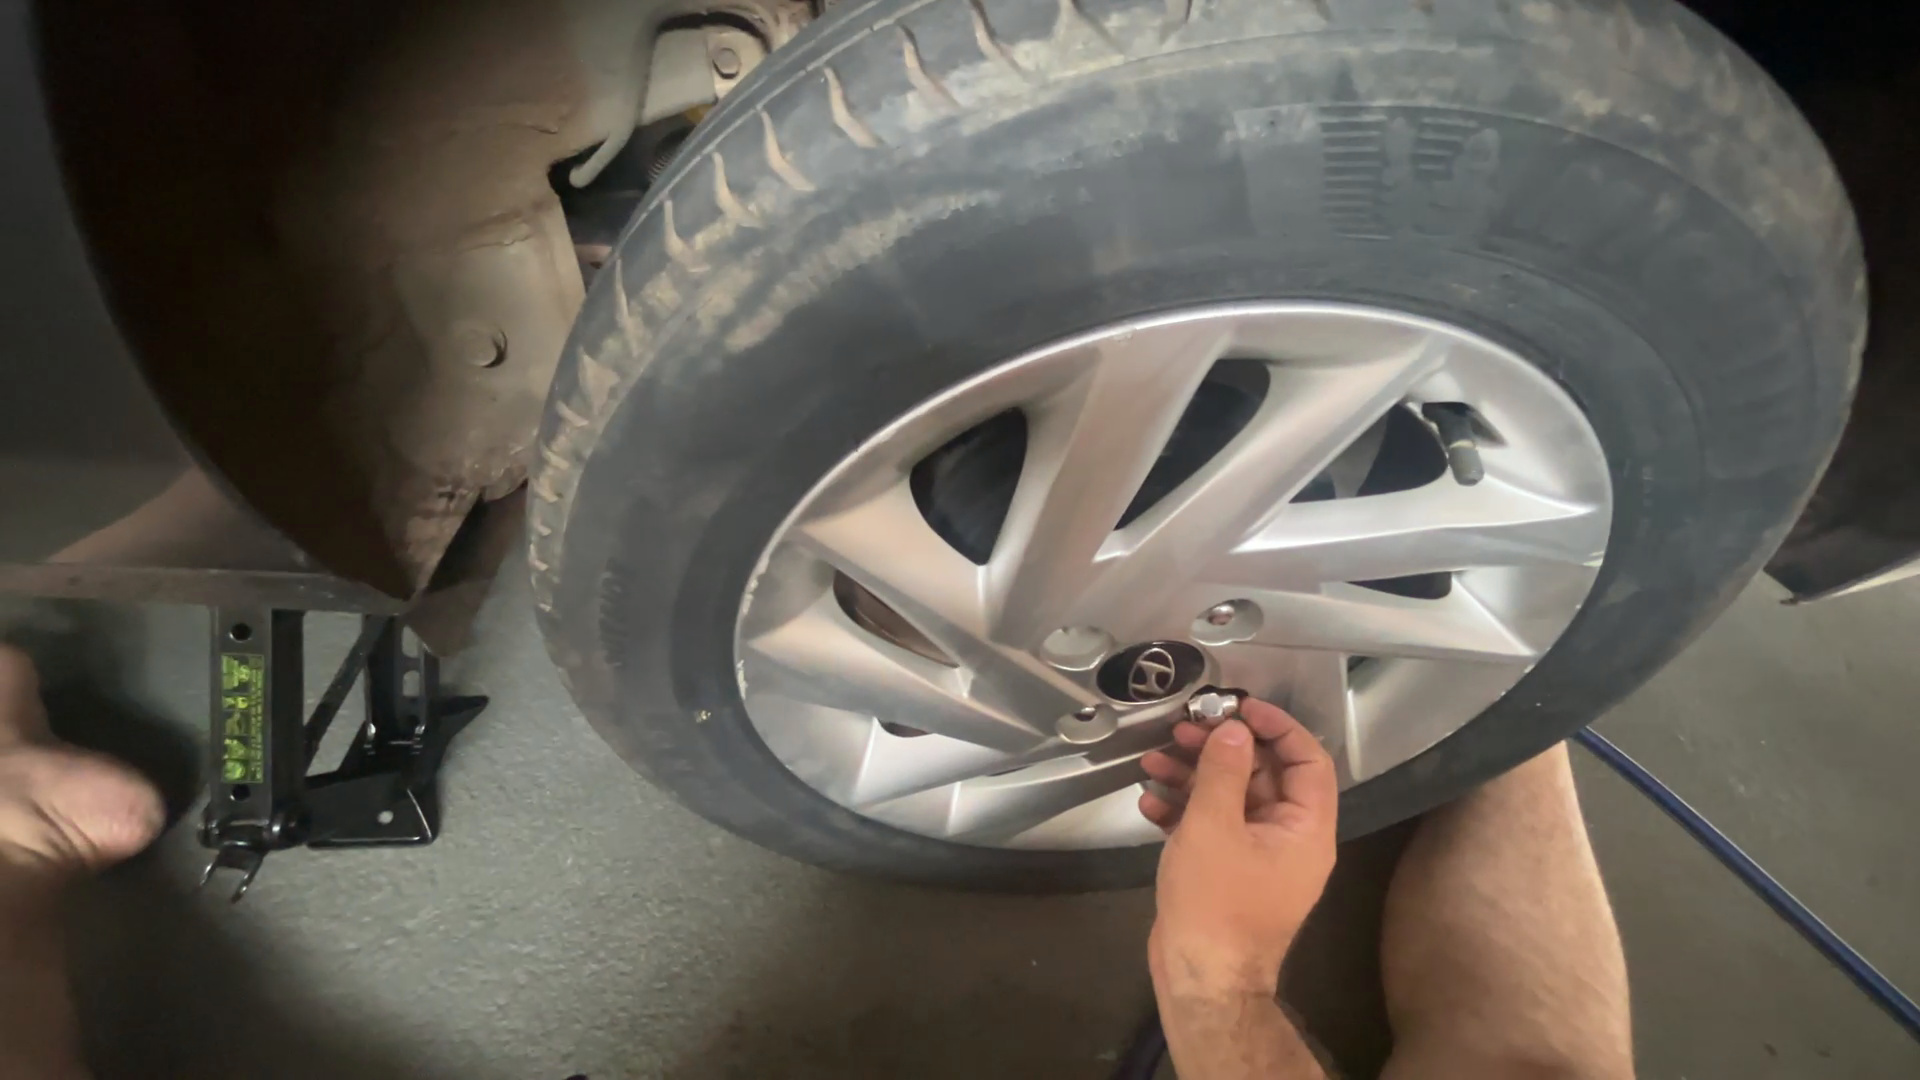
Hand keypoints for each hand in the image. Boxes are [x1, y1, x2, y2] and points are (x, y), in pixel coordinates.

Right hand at [1141, 698, 1337, 1001]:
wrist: (1200, 978)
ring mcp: (1254, 853)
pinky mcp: (1224, 867)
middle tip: (1182, 729)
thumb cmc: (1215, 900)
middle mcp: (1286, 837)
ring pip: (1229, 796)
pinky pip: (1209, 823)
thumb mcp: (1214, 826)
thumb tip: (1234, 728)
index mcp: (1304, 829)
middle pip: (1261, 773)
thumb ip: (1224, 771)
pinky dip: (1180, 807)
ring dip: (1191, 775)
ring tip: (1153, 761)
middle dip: (1219, 748)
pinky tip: (1148, 802)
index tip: (1238, 707)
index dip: (1277, 726)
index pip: (1307, 760)